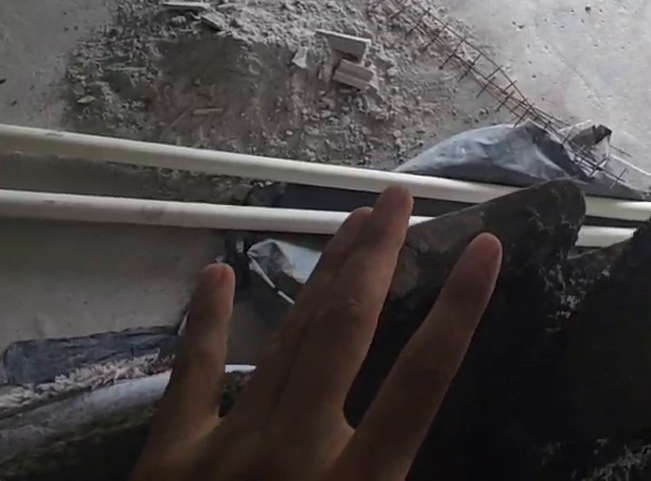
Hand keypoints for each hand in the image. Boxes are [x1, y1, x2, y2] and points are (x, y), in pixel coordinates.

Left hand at [132, 188, 501, 480]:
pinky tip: (216, 272)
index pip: (423, 378)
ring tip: (350, 219)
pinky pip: (191, 380)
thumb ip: (406, 478)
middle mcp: (293, 454)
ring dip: (324, 272)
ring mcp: (223, 454)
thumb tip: (434, 436)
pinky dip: (207, 325)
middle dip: (379, 256)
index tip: (487, 245)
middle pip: (347, 331)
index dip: (460, 306)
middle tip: (398, 196)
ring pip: (288, 337)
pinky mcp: (163, 468)